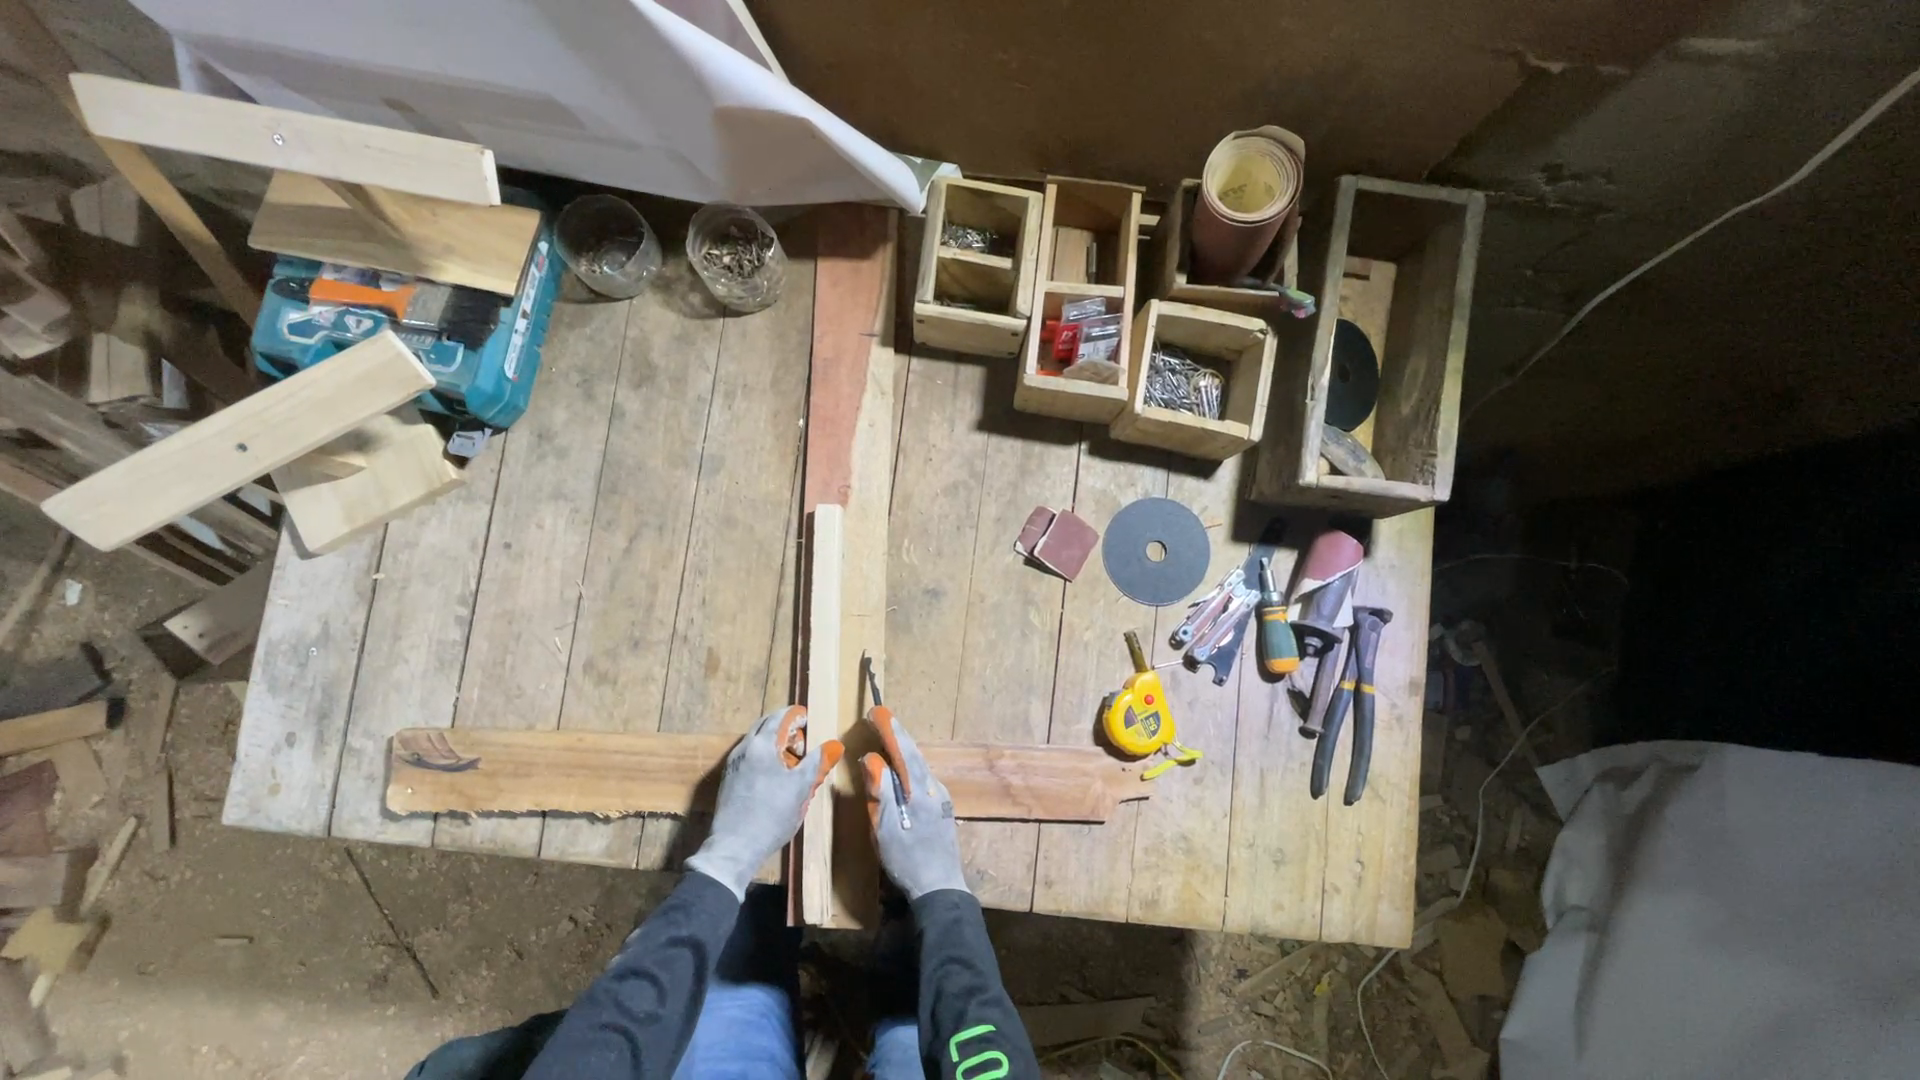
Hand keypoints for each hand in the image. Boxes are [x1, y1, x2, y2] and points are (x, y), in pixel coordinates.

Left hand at [685, 706, 841, 899]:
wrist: (734, 847)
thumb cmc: (772, 814)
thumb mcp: (801, 788)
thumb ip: (817, 762)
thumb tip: (834, 745)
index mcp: (761, 744)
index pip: (780, 717)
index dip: (798, 717)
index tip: (811, 724)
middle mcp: (744, 748)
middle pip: (766, 726)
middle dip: (785, 729)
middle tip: (803, 745)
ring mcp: (733, 764)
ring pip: (756, 742)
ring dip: (774, 744)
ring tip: (792, 763)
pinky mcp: (729, 780)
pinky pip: (750, 757)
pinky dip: (764, 757)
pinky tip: (775, 778)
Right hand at [861, 716, 968, 899]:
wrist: (941, 888)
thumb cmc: (908, 859)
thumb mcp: (886, 827)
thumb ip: (880, 792)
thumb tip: (872, 759)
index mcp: (921, 791)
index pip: (905, 752)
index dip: (892, 730)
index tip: (879, 711)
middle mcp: (935, 789)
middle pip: (915, 756)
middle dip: (898, 736)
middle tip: (882, 719)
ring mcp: (942, 800)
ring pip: (920, 768)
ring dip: (905, 752)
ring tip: (889, 740)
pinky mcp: (942, 811)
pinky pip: (924, 781)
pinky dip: (910, 770)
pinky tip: (903, 774)